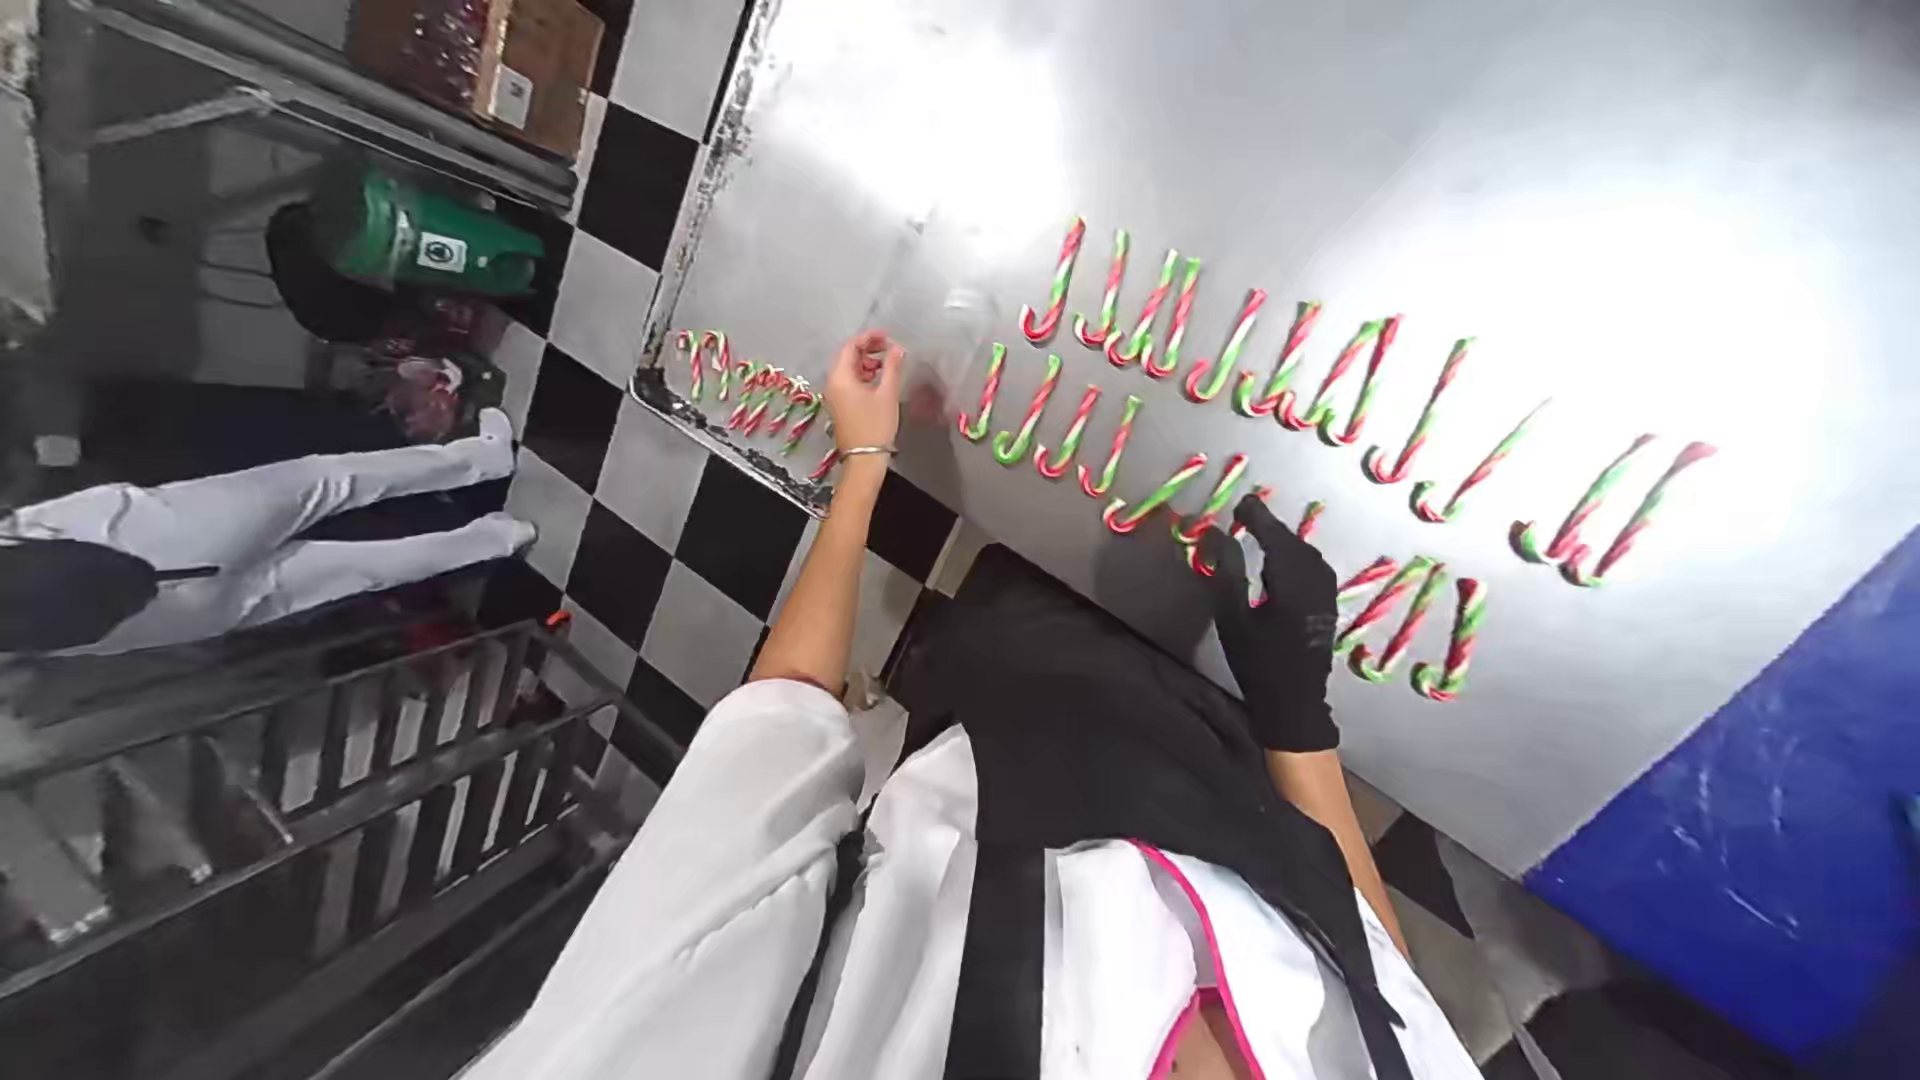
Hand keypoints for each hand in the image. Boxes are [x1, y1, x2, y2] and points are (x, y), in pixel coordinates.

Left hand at [825, 330, 904, 450]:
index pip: (850, 347)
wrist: (864, 459)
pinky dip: (863, 375)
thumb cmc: (876, 426)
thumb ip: (892, 367)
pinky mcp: (840, 405)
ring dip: (867, 362)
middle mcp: (833, 383)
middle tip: (888, 347)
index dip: (869, 338)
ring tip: (887, 364)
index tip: (887, 336)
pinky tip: (879, 379)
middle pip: (847, 356)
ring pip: (849, 370)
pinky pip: (849, 382)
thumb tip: (897, 349)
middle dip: (868, 348)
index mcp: (840, 377)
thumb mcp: (887, 394)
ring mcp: (835, 395)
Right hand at [1198, 495, 1339, 751]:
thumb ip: (1227, 572)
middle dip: (1271, 526)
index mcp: (1292, 587)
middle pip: (1295, 544)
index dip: (1259, 519)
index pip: (1276, 540)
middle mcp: (1316, 586)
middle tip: (1246, 514)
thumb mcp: (1232, 616)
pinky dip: (1295, 554)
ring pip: (1307, 555)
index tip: (1241, 503)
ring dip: (1284, 539)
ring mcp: (1326, 596)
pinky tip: (1282, 558)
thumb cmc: (1255, 661)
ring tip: (1261, 532)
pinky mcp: (1327, 606)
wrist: (1292, 701)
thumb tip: (1218, 535)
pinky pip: (1313, 568)